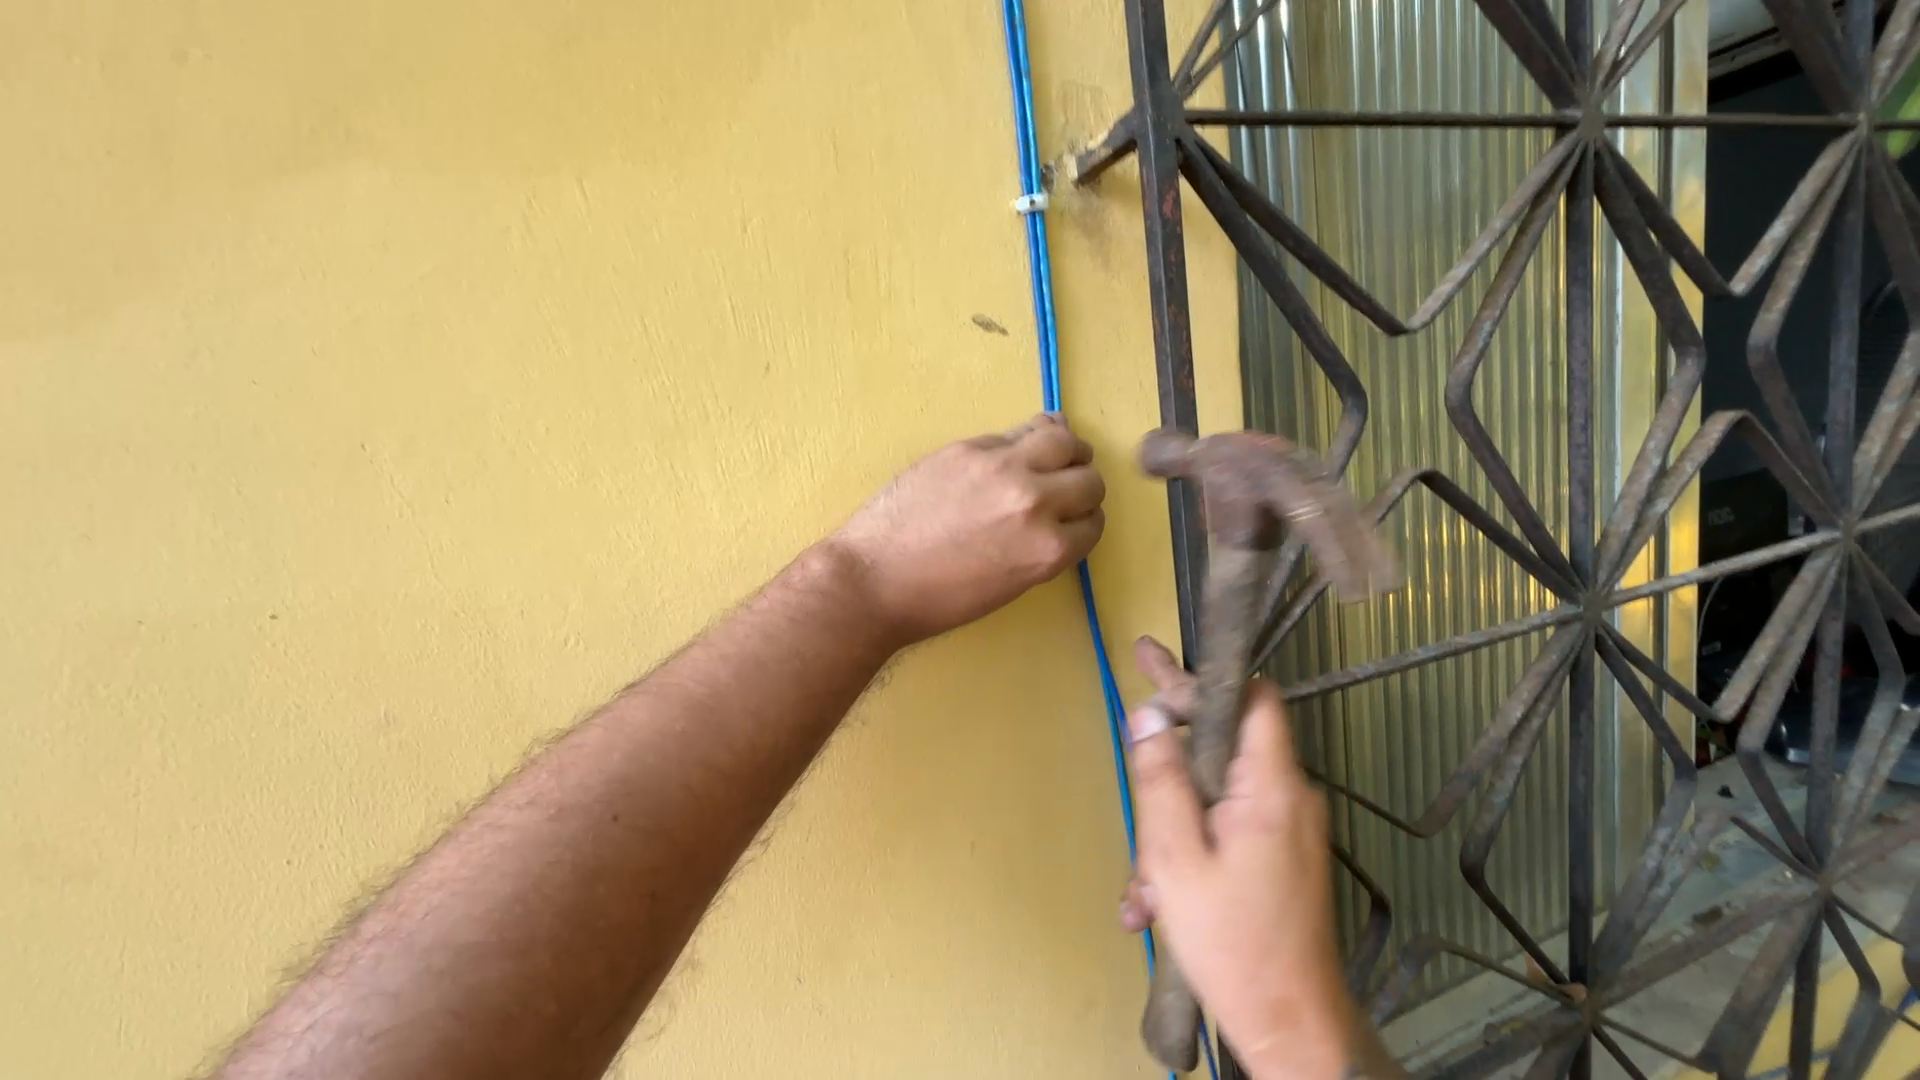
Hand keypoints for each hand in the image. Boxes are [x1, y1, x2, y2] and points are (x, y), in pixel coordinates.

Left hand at [827, 414, 1105, 644]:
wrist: (875, 579)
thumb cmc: (940, 599)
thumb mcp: (1010, 583)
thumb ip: (1041, 548)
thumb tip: (1056, 517)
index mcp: (1048, 550)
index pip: (1093, 523)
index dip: (1083, 523)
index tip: (1069, 522)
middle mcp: (1037, 502)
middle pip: (1090, 480)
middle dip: (1081, 487)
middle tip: (1062, 491)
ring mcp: (1003, 468)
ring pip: (1064, 440)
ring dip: (1067, 451)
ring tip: (1051, 458)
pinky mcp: (971, 447)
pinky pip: (1020, 430)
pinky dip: (1030, 437)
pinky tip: (1023, 443)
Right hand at [1122, 637, 1358, 1079]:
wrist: (1291, 1025)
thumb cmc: (1233, 942)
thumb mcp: (1175, 856)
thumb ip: (1159, 779)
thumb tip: (1147, 715)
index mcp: (1270, 786)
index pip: (1251, 697)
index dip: (1201, 679)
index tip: (1153, 664)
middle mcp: (1289, 796)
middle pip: (1223, 743)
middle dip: (1169, 757)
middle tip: (1131, 743)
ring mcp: (1288, 828)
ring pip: (1216, 792)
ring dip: (1172, 822)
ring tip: (1143, 882)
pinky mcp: (1281, 854)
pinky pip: (1228, 827)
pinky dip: (1191, 848)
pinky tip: (1158, 899)